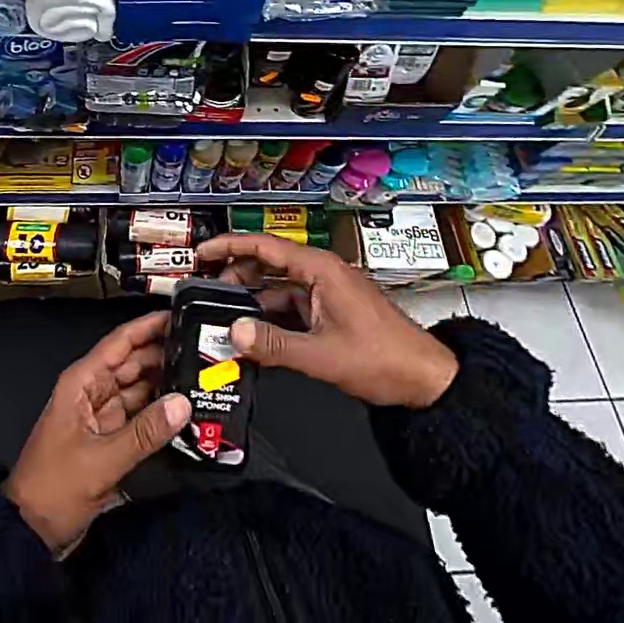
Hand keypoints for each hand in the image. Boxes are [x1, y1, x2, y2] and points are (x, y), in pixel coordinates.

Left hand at [2, 311, 191, 553]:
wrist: (28, 534)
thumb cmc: (52, 490)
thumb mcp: (101, 461)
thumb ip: (145, 432)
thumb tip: (183, 404)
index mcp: (83, 382)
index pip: (122, 341)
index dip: (151, 325)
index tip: (182, 314)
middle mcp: (93, 390)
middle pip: (136, 360)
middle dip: (167, 353)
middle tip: (204, 349)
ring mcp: (103, 411)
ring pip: (142, 384)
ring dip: (167, 380)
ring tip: (201, 374)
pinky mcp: (111, 433)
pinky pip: (142, 410)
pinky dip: (161, 407)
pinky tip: (185, 406)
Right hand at [195, 232, 458, 409]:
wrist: (421, 376)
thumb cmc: (385, 358)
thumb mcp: (321, 355)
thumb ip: (273, 345)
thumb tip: (235, 332)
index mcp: (321, 270)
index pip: (265, 246)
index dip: (229, 246)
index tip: (202, 252)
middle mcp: (322, 274)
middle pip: (268, 264)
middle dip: (235, 275)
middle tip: (204, 290)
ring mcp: (326, 292)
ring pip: (277, 287)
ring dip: (251, 300)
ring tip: (222, 316)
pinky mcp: (329, 310)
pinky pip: (291, 306)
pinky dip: (270, 317)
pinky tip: (253, 334)